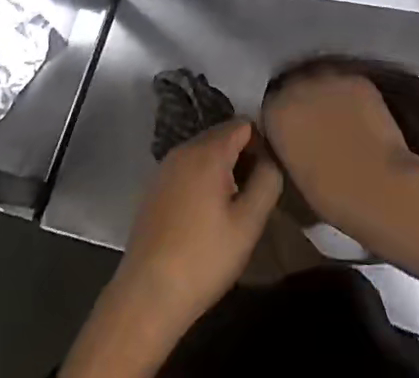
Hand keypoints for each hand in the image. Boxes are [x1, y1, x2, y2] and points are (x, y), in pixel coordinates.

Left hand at [116, 120, 282, 324]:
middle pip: (222, 135)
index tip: (269, 174)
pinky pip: (187, 168)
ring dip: (223, 168)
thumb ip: (267, 181)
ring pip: (204, 152)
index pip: (243, 124)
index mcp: (207, 152)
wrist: (148, 293)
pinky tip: (207, 214)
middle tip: (255, 193)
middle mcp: (183, 149)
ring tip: (235, 206)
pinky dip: (203, 178)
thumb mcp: (249, 222)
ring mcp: (165, 167)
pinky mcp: (155, 186)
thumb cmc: (205, 258)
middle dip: (243, 155)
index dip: (262, 143)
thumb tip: (271, 158)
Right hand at [261, 70, 418, 234]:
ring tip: (338, 113)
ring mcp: (329, 78)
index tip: (293, 127)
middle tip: (316, 118)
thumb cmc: (330, 194)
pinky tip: (360, 113)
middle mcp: (297, 85)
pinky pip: (348, 82)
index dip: (284, 114)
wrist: (377, 187)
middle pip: (295, 82)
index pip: (271, 102)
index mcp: (275, 111)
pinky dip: (351, 94)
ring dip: (326, 91)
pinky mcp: (357, 79)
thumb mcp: (291, 169)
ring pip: (322, 78)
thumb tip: (293, 134)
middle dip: (303, 97)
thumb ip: (286, 141)